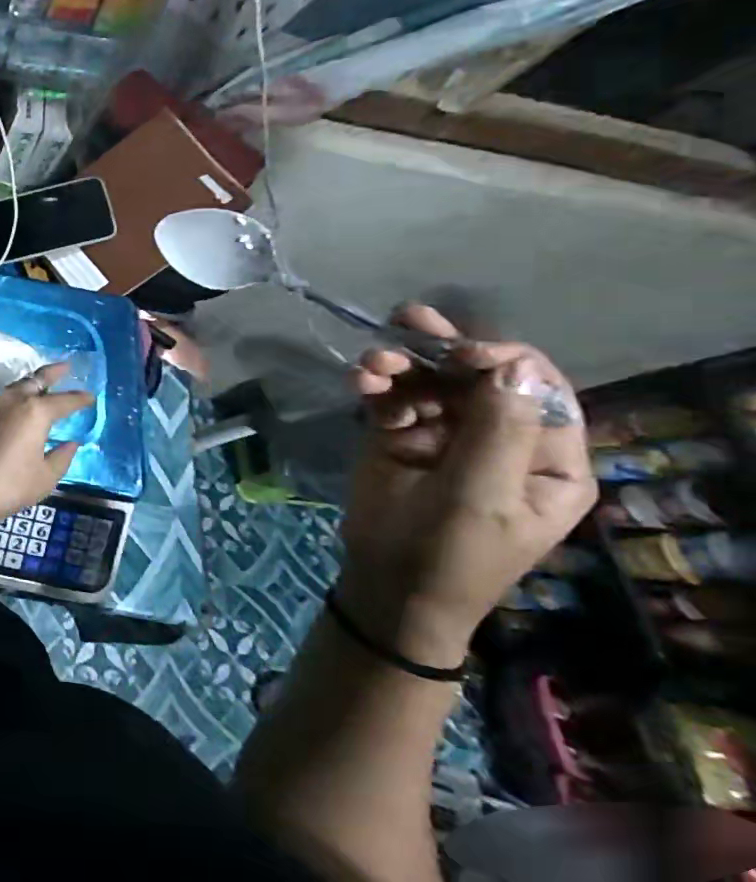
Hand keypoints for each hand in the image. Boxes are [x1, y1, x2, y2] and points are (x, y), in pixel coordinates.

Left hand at [0, 362, 91, 545]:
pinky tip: (28, 404)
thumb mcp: (45, 476)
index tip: (92, 397)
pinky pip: (9, 397)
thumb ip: (62, 457)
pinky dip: (22, 394)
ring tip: (48, 382)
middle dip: (52, 373)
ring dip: (34, 382)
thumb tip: (71, 443)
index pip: (65, 400)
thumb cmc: (9, 485)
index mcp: (36, 411)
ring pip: (19, 386)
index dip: (80, 399)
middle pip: (36, 380)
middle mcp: (15, 401)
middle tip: (66, 367)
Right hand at [340, 304, 596, 667]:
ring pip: (428, 384)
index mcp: (547, 459)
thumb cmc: (450, 552)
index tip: (458, 351)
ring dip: (400, 367)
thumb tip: (512, 365)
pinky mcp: (397, 439)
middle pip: (477, 378)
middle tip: (406, 322)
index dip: (502, 360)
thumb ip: (499, 432)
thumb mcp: (483, 497)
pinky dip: (375, 389)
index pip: (537, 390)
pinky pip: (391, 402)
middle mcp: (500, 440)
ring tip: (368, 364)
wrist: (388, 585)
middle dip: (443, 350)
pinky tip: (359, 385)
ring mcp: (445, 438)